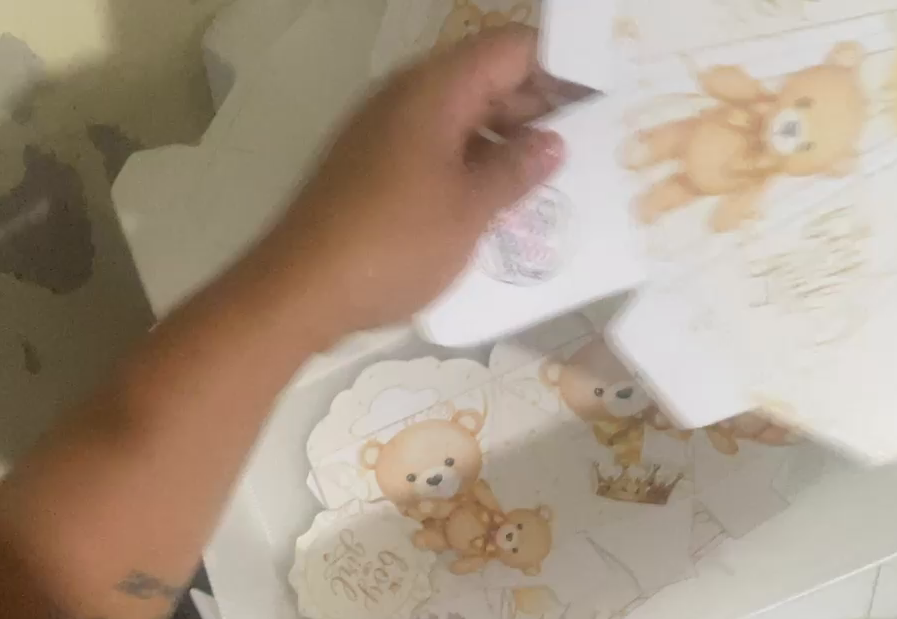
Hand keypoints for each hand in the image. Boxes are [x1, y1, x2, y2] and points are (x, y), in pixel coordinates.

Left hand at [246, 27, 565, 337]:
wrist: (300, 292)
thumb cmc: (391, 246)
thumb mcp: (468, 212)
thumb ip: (514, 171)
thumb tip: (550, 143)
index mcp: (436, 89)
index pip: (512, 48)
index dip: (560, 68)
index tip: (596, 105)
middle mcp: (404, 98)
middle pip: (483, 81)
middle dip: (533, 110)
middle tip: (578, 152)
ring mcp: (378, 135)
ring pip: (454, 122)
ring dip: (498, 146)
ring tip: (540, 185)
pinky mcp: (363, 172)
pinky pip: (426, 153)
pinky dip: (462, 170)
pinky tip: (484, 207)